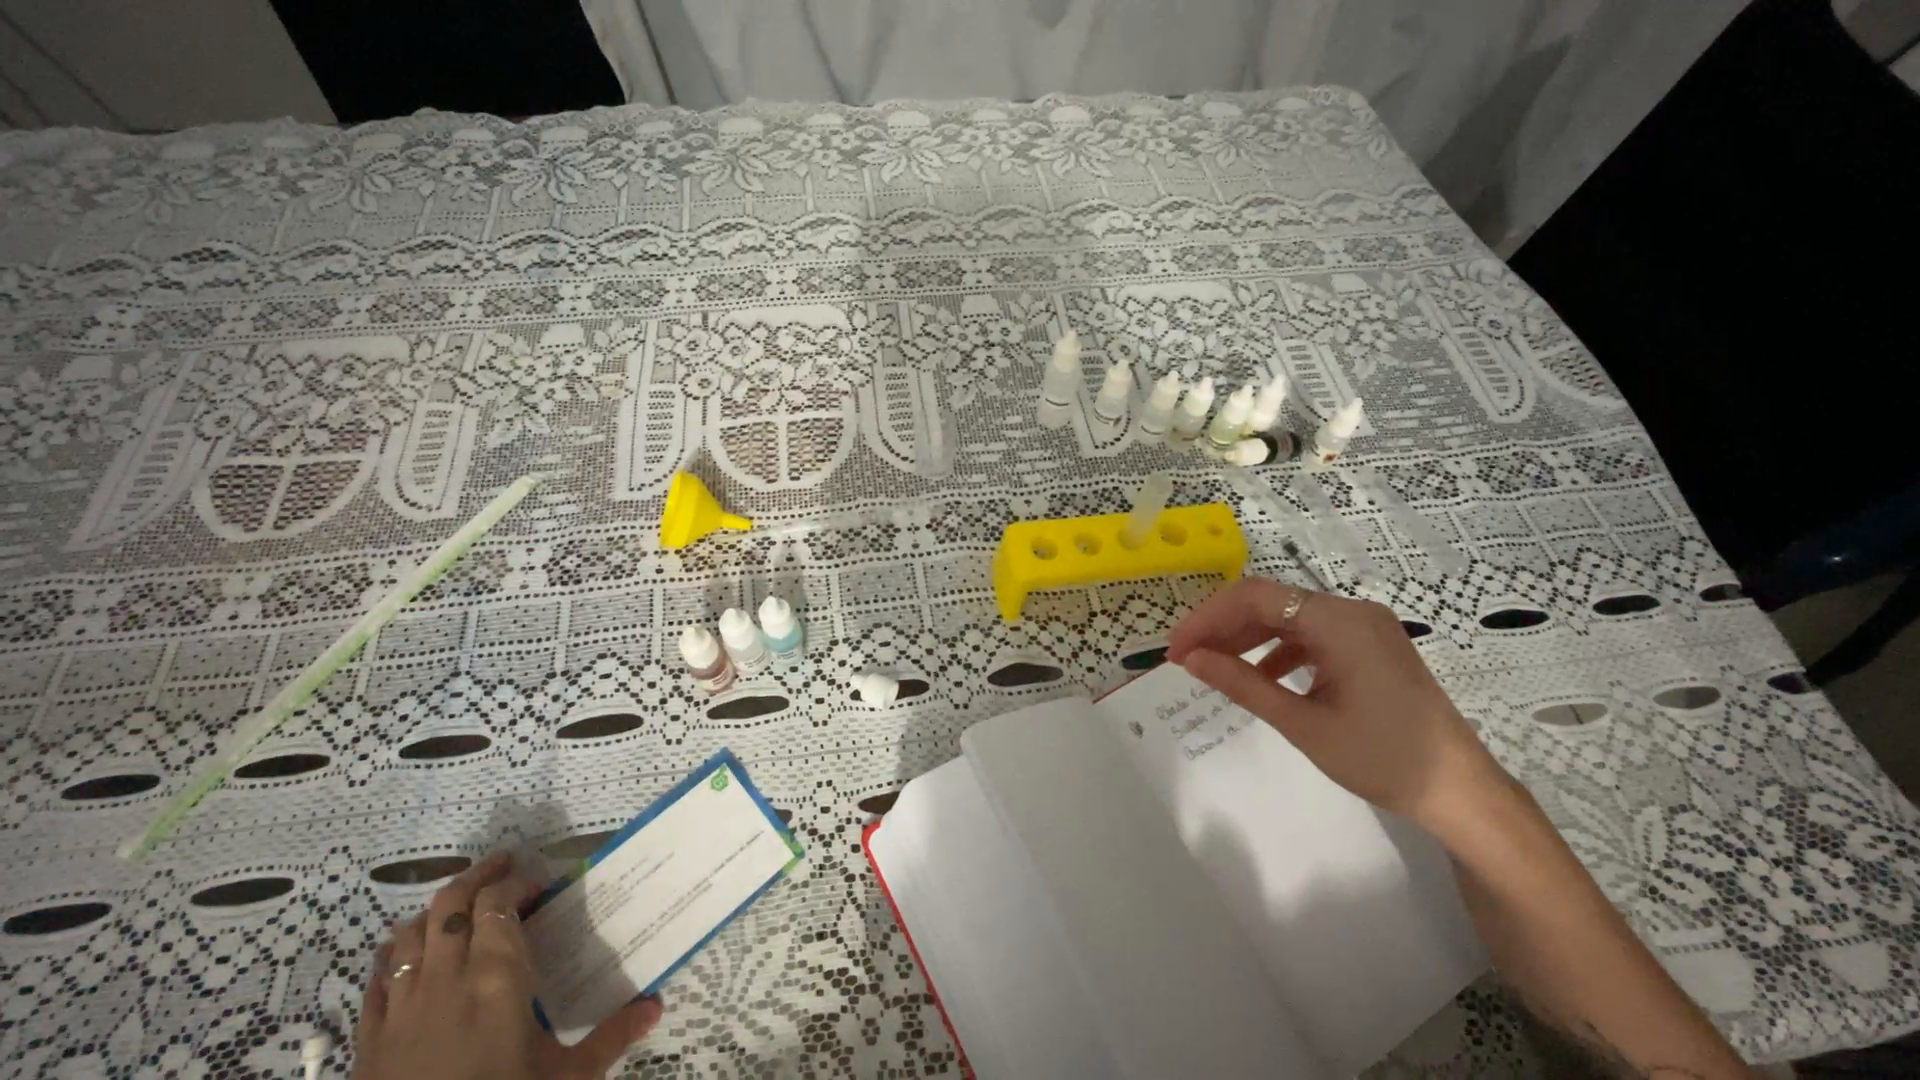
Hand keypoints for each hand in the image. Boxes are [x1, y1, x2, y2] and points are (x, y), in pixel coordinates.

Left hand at [355, 852, 661, 1079]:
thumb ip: (611, 1038)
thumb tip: (656, 1005)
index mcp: (497, 979)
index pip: (499, 904)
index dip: (518, 883)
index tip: (541, 884)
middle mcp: (446, 978)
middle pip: (453, 904)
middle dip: (480, 877)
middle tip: (505, 866)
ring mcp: (401, 1005)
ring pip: (412, 932)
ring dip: (438, 908)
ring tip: (462, 904)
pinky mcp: (370, 1037)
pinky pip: (377, 976)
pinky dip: (395, 952)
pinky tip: (407, 953)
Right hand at [1167, 578, 1514, 839]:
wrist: (1460, 790)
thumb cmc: (1382, 758)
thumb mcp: (1304, 724)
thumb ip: (1243, 685)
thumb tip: (1190, 659)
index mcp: (1340, 622)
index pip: (1255, 597)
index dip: (1207, 618)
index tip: (1176, 650)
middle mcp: (1353, 612)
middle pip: (1271, 602)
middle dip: (1222, 626)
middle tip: (1186, 660)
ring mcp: (1365, 628)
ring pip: (1289, 617)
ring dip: (1247, 638)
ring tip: (1212, 667)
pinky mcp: (1370, 647)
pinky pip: (1312, 635)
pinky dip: (1278, 650)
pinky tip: (1258, 678)